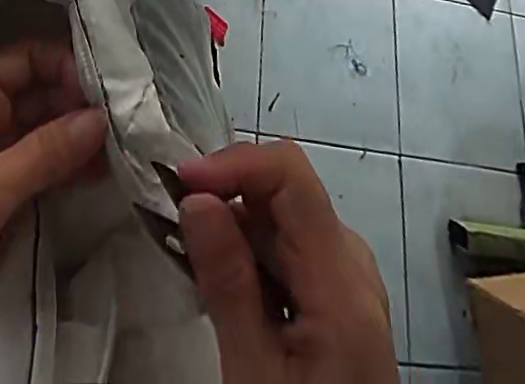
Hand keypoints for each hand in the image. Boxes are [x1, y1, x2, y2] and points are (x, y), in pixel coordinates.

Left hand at [0, 40, 107, 383]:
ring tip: (127, 145)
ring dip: (84, 136)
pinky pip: (49, 165)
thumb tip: (101, 117)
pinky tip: (105, 170)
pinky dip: (75, 165)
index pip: (27, 60)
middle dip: (83, 103)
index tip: (107, 88)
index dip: (66, 66)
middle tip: (129, 119)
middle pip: (44, 93)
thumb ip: (46, 152)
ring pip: (50, 130)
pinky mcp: (7, 191)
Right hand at [177, 140, 396, 383]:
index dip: (235, 163)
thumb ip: (227, 282)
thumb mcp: (254, 373)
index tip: (180, 181)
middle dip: (224, 197)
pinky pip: (286, 246)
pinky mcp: (334, 289)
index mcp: (341, 280)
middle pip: (283, 193)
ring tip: (192, 265)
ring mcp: (346, 273)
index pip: (292, 177)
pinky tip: (222, 285)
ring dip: (231, 227)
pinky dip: (247, 252)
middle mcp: (351, 260)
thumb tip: (195, 197)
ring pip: (280, 217)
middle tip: (173, 227)